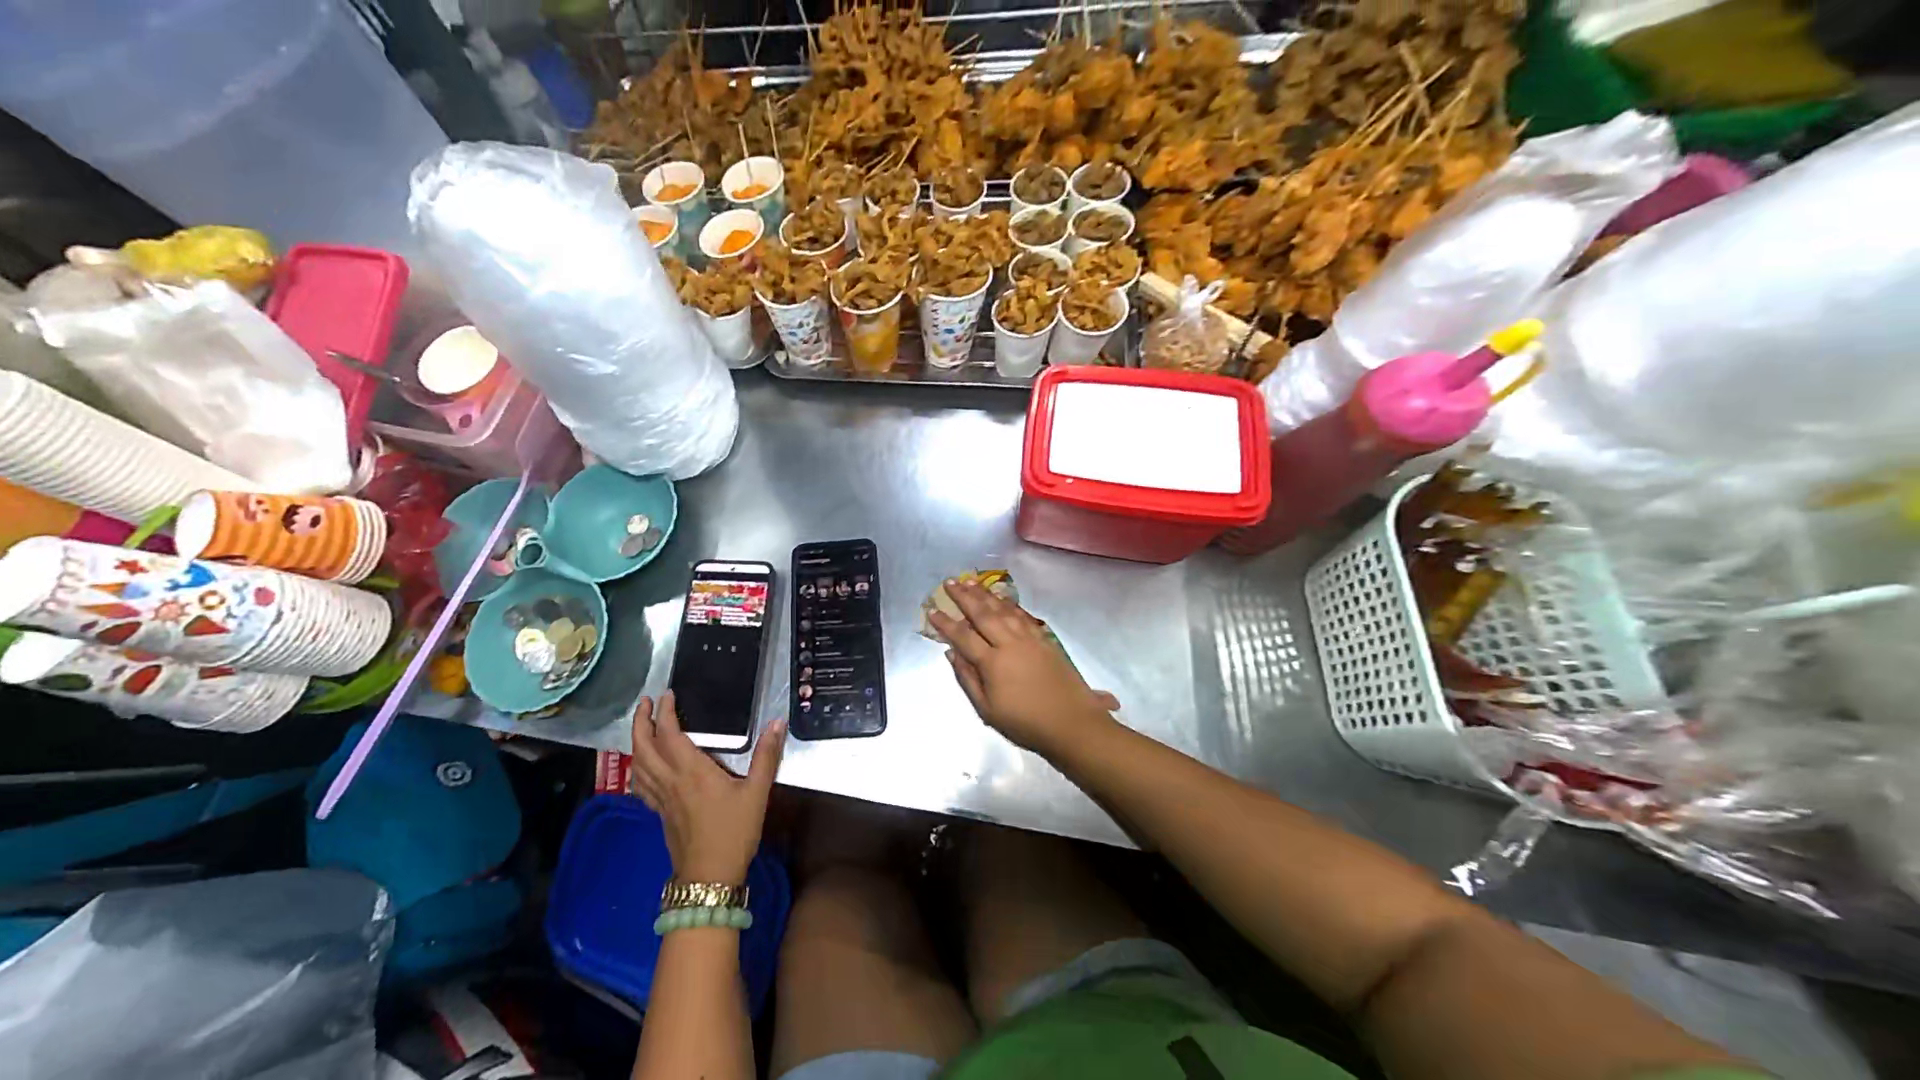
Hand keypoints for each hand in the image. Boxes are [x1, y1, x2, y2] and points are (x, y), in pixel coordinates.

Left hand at [628, 692, 785, 883]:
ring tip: (642, 727)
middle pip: (643, 746)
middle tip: (646, 703)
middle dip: (640, 721)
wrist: (710, 876)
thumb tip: (777, 723)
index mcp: (692, 771)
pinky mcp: (659, 812)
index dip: (664, 712)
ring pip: (637, 764)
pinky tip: (642, 766)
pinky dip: (637, 767)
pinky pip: (640, 783)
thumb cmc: (734, 832)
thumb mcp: (757, 792)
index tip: (667, 694)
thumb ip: (766, 756)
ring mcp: (660, 798)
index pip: (669, 733)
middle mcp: (670, 780)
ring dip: (636, 741)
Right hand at [928, 578, 1120, 755]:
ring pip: (1003, 610)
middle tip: (950, 582)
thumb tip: (951, 652)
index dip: (946, 623)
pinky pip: (1022, 615)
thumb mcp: (987, 710)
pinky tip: (1001, 599)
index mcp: (992, 662)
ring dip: (985, 595)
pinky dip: (1009, 604)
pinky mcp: (1044, 639)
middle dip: (964, 597)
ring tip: (971, 582)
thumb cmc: (1025, 723)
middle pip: (983, 614)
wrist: (1071, 722)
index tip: (933, 611)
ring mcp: (1029, 638)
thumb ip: (968, 678)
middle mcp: (1009, 643)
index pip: (963, 636)